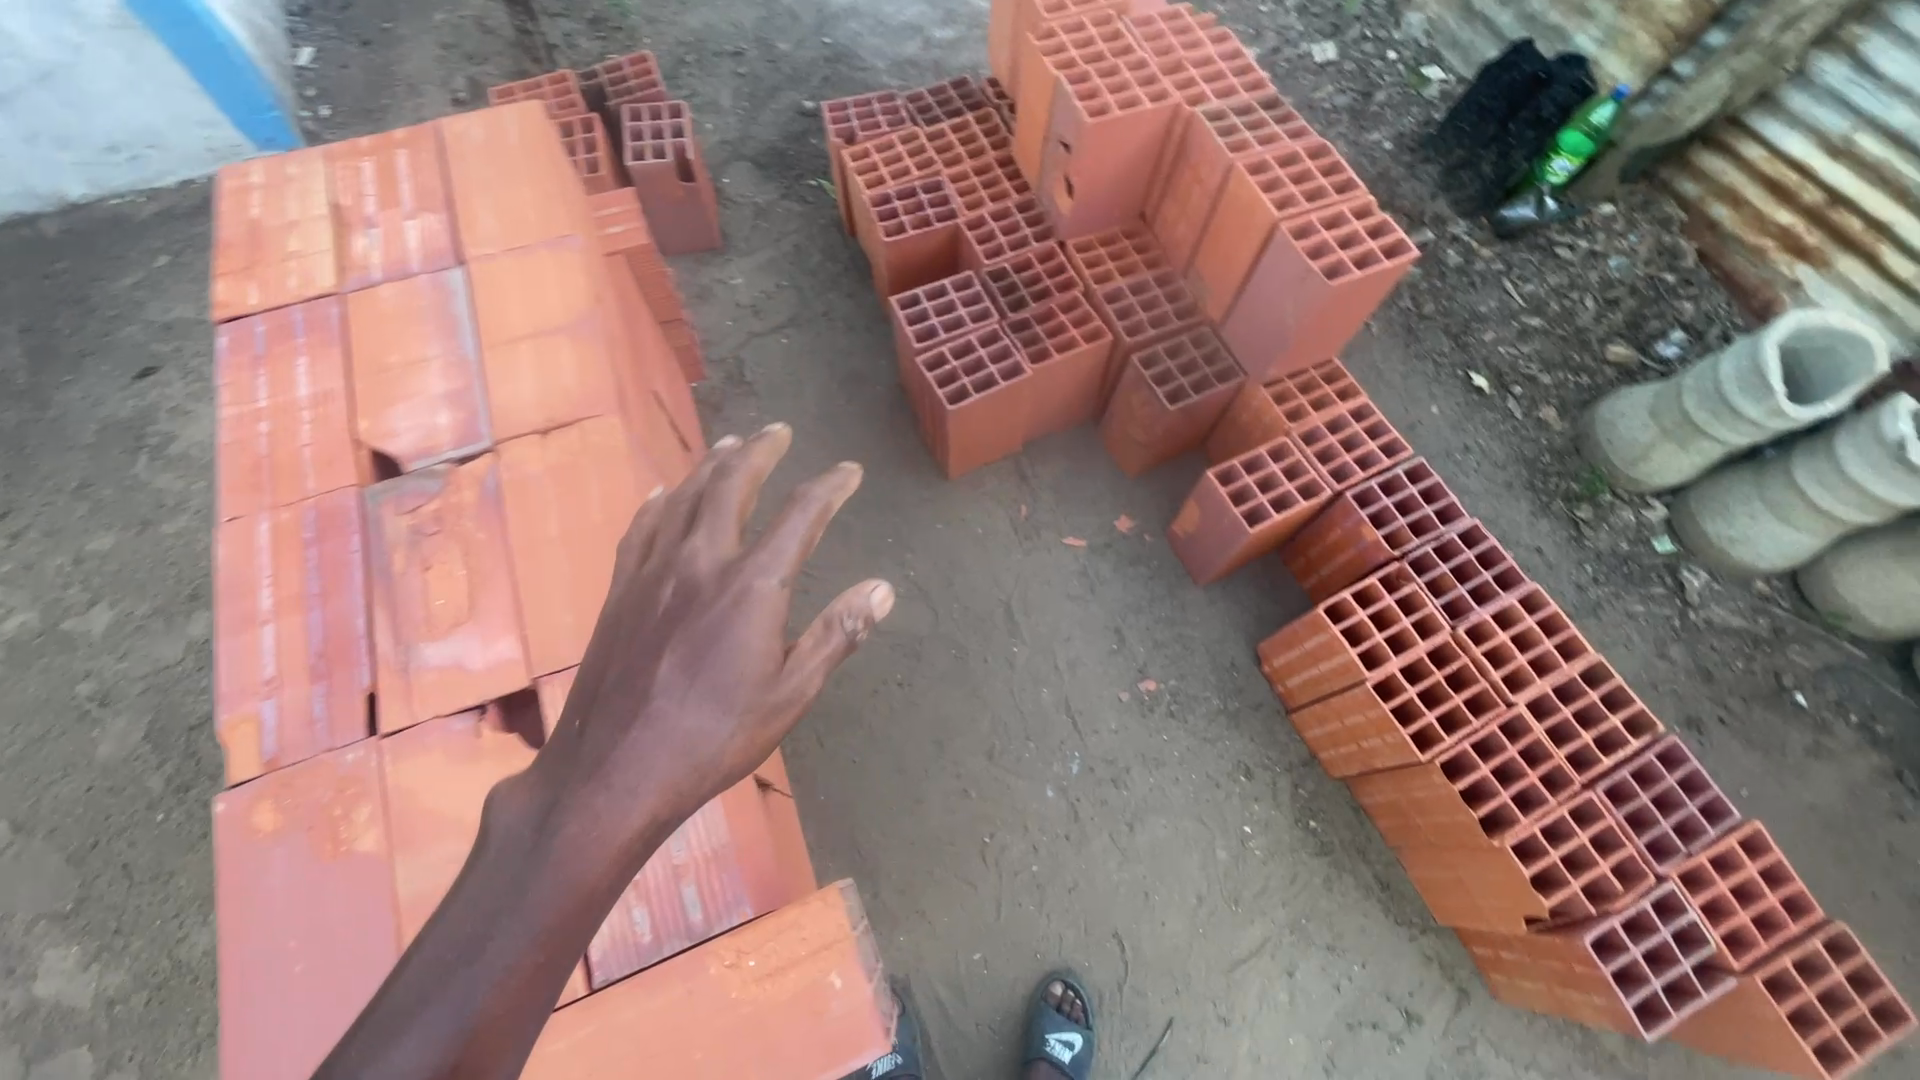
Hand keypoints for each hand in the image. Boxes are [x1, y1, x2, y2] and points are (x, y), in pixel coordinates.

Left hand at [529, 423, 892, 855]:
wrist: (614, 770)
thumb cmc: (715, 738)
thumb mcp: (791, 693)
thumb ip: (836, 634)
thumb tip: (882, 589)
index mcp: (753, 586)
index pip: (801, 516)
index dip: (829, 487)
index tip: (848, 472)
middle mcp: (702, 562)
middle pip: (733, 486)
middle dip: (760, 453)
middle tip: (778, 432)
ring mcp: (654, 571)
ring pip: (686, 497)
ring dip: (712, 465)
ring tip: (731, 445)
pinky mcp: (621, 590)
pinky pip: (642, 526)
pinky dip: (662, 501)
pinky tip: (667, 492)